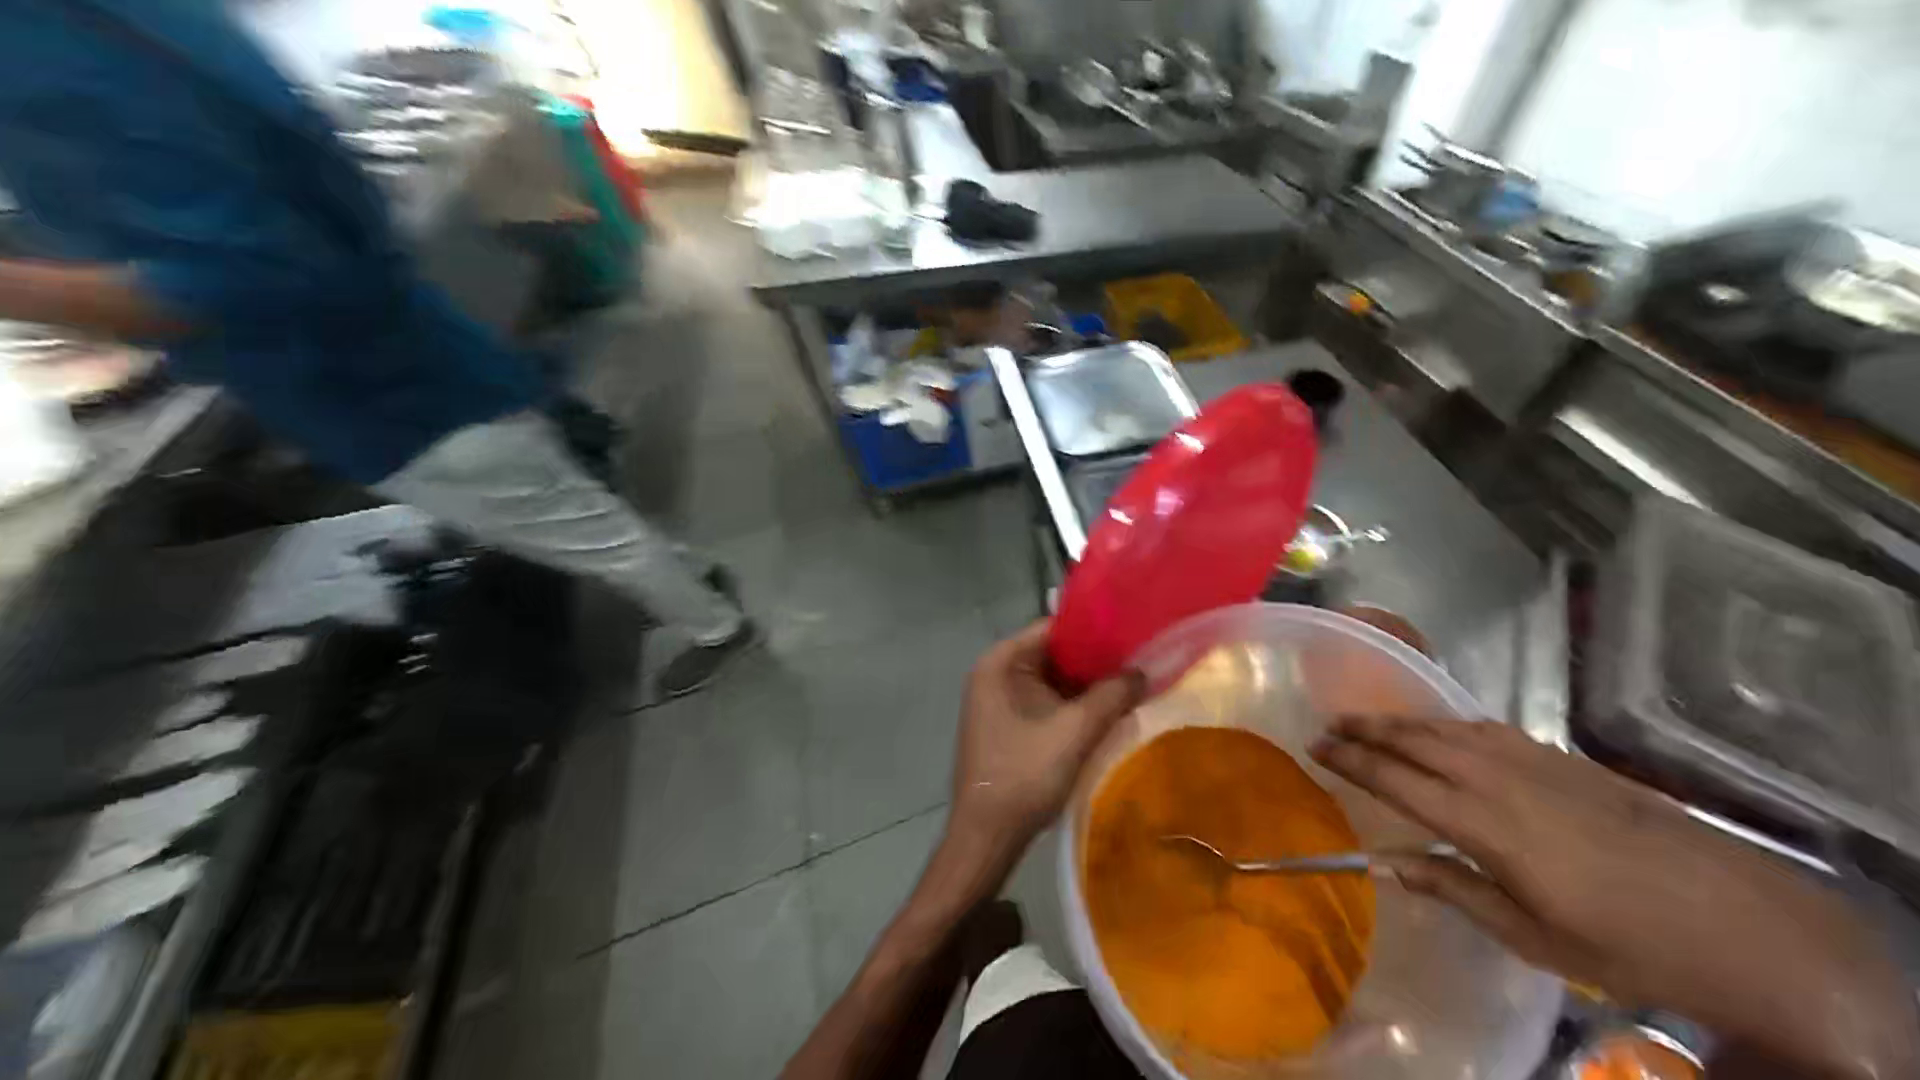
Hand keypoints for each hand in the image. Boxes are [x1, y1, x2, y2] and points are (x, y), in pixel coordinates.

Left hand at [947, 621, 1144, 863]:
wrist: (986, 836)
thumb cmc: (1024, 775)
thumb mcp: (1074, 732)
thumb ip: (1112, 695)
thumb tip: (1144, 671)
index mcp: (1001, 662)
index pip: (1053, 628)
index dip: (1094, 630)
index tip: (1134, 633)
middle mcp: (996, 672)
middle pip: (1054, 653)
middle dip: (1096, 660)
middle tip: (1142, 659)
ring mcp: (1000, 700)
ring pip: (1053, 680)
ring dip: (1088, 685)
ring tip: (1133, 682)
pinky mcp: (1009, 724)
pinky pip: (1047, 702)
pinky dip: (1075, 705)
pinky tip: (1109, 710)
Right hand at [1312, 716, 1917, 1079]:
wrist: (1747, 923)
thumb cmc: (1628, 943)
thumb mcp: (1534, 937)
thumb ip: (1453, 890)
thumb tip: (1385, 864)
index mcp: (1485, 826)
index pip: (1396, 780)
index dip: (1351, 761)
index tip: (1315, 747)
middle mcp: (1500, 781)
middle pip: (1415, 741)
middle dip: (1366, 730)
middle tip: (1328, 725)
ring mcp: (1535, 764)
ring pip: (1449, 728)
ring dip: (1402, 722)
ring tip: (1369, 721)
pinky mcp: (1565, 760)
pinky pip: (1488, 730)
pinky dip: (1450, 724)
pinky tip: (1444, 730)